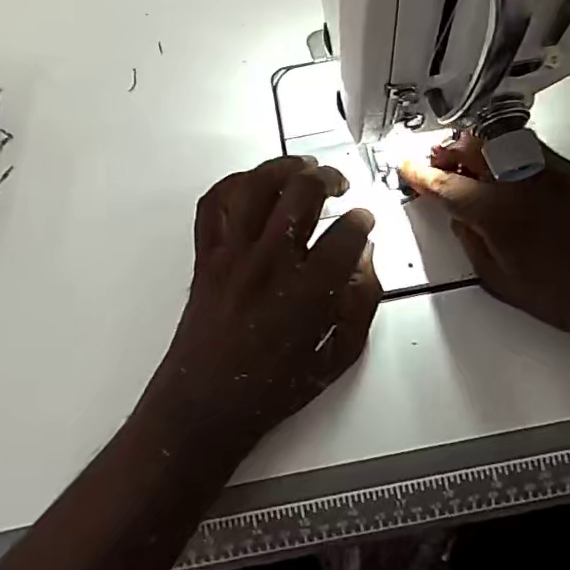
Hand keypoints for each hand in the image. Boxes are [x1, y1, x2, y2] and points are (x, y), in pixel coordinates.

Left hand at [143, 156, 380, 447]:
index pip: (343, 237)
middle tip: (338, 182)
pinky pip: (213, 205)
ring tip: (302, 166)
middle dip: (328, 179)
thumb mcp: (334, 361)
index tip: (365, 218)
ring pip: (255, 188)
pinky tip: (251, 182)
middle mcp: (267, 265)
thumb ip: (360, 307)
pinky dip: (231, 185)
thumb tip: (366, 260)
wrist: (204, 404)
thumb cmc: (268, 390)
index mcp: (305, 295)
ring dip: (283, 168)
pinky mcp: (205, 256)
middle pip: (300, 196)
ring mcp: (231, 256)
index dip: (361, 221)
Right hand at [398, 135, 569, 345]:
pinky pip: (521, 146)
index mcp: (496, 209)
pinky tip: (498, 173)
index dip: (416, 171)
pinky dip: (499, 152)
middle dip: (442, 150)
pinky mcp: (569, 170)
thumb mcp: (503, 281)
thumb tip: (461, 221)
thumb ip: (472, 243)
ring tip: (462, 166)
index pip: (442, 180)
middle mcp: (519, 179)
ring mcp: (546, 169)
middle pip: (468, 144)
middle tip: (430, 163)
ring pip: (495, 138)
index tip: (404, 165)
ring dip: (470, 146)